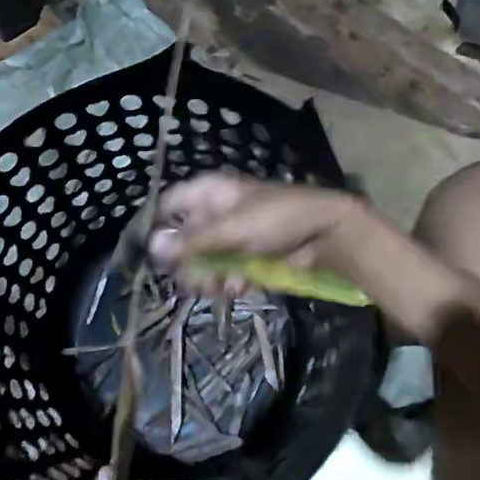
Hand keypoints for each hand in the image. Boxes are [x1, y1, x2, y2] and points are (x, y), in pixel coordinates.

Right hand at [147, 173, 367, 293]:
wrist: (328, 233)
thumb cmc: (278, 219)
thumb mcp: (232, 229)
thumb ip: (192, 241)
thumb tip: (152, 247)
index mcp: (209, 193)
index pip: (168, 205)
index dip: (159, 229)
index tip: (157, 257)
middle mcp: (214, 213)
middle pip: (182, 240)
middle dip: (188, 264)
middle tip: (197, 281)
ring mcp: (230, 236)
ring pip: (202, 261)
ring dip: (209, 277)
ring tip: (224, 286)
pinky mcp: (245, 256)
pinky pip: (224, 271)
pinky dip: (229, 281)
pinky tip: (241, 286)